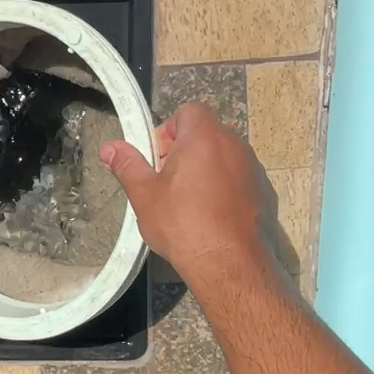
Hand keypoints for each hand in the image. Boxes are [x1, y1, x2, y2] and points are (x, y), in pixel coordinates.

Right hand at [99, 103, 286, 281]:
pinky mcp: (263, 190)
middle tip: (167, 181)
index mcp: (204, 137)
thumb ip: (127, 165)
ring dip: (205, 168)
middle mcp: (233, 144)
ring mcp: (252, 167)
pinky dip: (224, 186)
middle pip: (206, 133)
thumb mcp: (144, 194)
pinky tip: (211, 215)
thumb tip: (109, 147)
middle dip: (185, 150)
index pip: (189, 111)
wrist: (228, 262)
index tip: (158, 156)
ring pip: (223, 156)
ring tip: (188, 201)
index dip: (170, 129)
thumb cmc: (181, 222)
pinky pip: (238, 177)